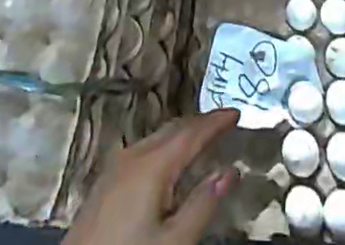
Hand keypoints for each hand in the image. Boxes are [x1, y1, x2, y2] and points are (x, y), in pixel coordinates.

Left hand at [64, 110, 239, 244]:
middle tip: (225, 121)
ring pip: (157, 137)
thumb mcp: (174, 241)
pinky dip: (166, 144)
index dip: (215, 121)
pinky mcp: (108, 178)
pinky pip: (144, 148)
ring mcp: (117, 165)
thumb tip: (230, 171)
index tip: (235, 111)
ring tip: (204, 136)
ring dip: (182, 133)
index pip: (190, 133)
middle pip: (172, 129)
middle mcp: (133, 155)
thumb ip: (202, 205)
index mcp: (152, 165)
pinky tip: (171, 159)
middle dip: (200, 123)